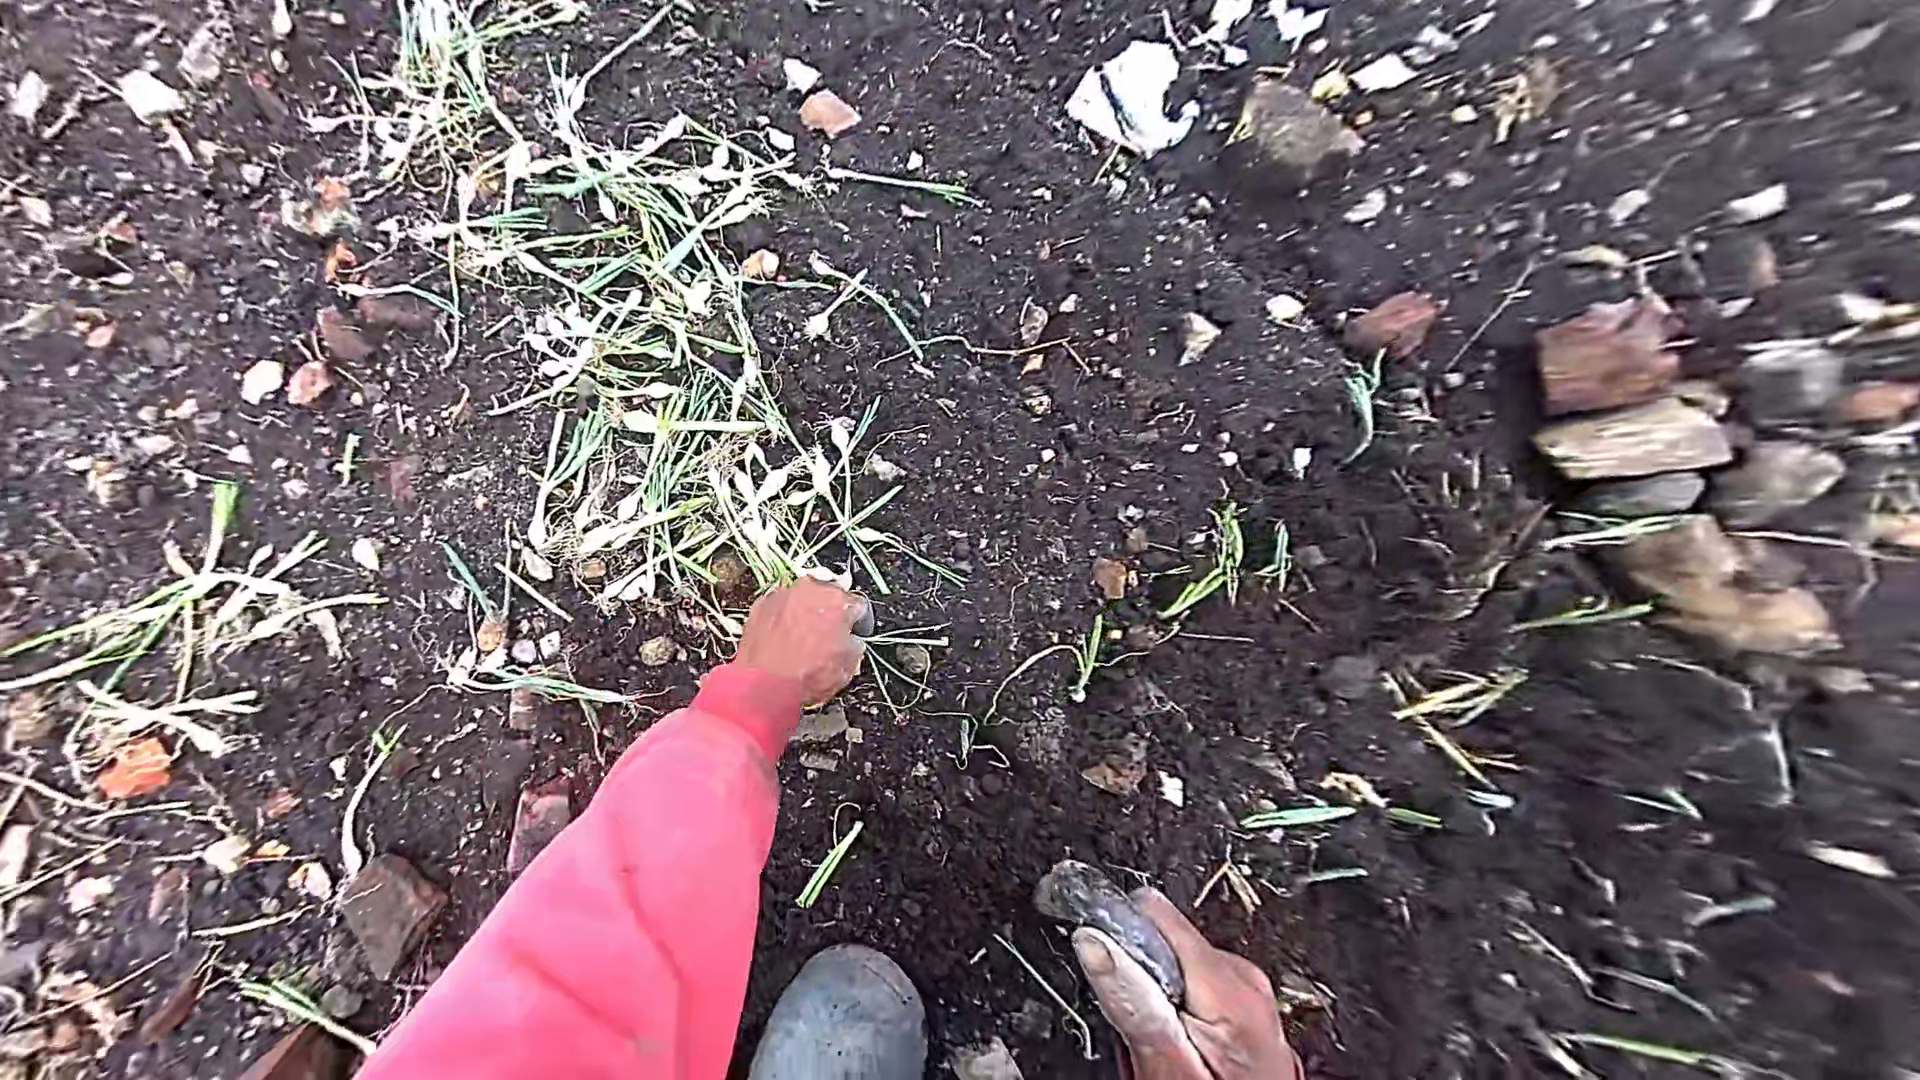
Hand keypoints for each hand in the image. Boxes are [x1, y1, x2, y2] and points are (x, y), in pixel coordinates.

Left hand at [733, 579, 867, 706]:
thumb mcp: (847, 667)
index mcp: (839, 600)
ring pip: (802, 599)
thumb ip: (854, 645)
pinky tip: (783, 638)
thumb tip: (851, 643)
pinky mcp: (761, 605)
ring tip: (802, 637)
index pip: (858, 605)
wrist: (764, 686)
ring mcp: (784, 595)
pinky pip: (780, 607)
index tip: (854, 631)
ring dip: (805, 612)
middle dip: (830, 612)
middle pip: (828, 596)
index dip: (858, 621)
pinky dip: (783, 617)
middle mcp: (811, 590)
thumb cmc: (805, 675)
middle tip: (827, 634)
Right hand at [1072, 888, 1301, 1079]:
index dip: (1121, 940)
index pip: (1153, 914)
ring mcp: (1247, 989)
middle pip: (1161, 936)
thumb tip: (1093, 940)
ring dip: (1153, 990)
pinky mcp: (1243, 1001)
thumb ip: (1131, 1003)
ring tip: (1163, 1044)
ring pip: (1171, 955)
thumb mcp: (1167, 1073)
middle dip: (1138, 974)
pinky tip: (1179, 1042)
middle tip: (1143, 1033)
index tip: (1115, 983)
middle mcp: (1244, 978)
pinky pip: (1188, 976)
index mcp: (1231, 990)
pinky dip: (1173, 1001)